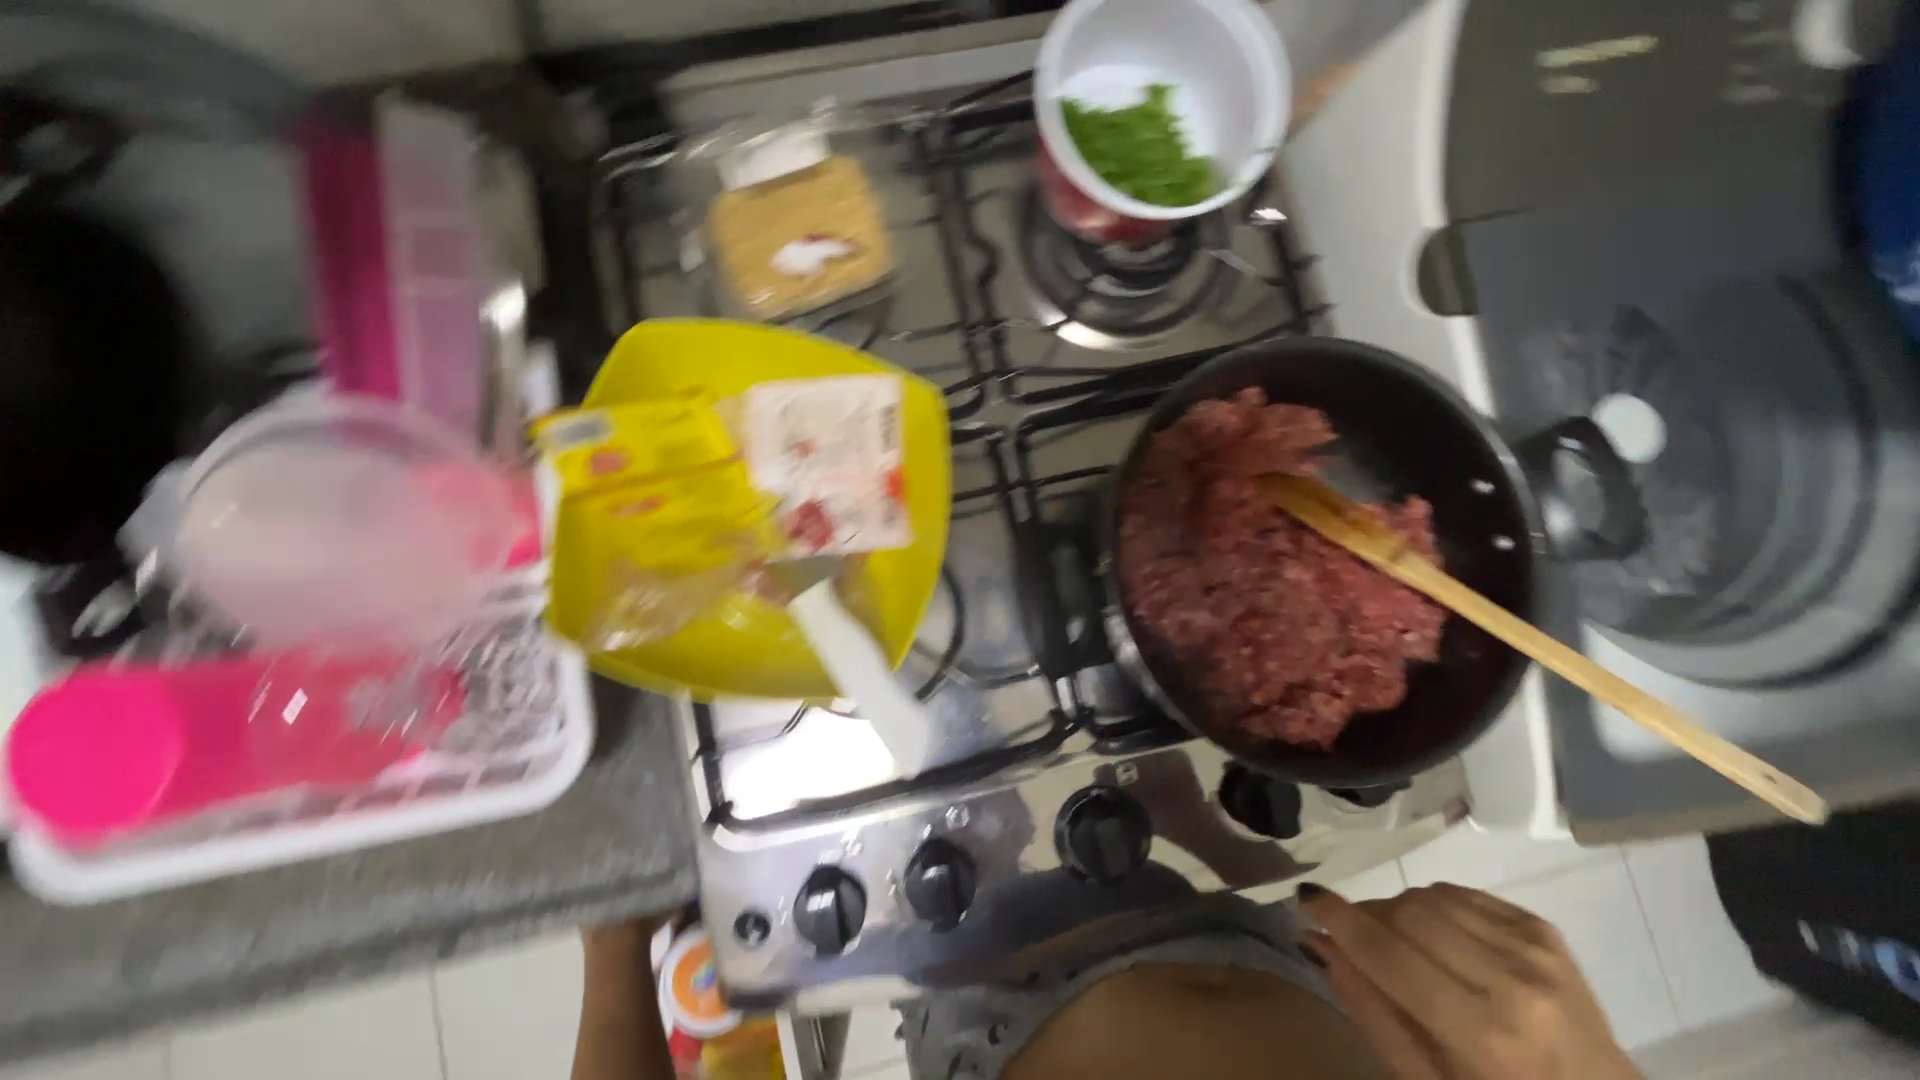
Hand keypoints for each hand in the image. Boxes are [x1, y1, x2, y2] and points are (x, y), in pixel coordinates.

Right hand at [1300, 883, 1641, 1079]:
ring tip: (1400, 944)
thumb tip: (1318, 944)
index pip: (1387, 952)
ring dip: (1400, 911)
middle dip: (1368, 917)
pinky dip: (1435, 906)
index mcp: (1482, 1033)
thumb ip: (1371, 1013)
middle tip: (1354, 939)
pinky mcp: (1545, 931)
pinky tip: (1438, 938)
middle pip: (1407, 912)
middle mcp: (1512, 980)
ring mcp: (1535, 950)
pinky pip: (1463, 893)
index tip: (1305, 899)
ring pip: (1432, 896)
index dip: (1338, 918)